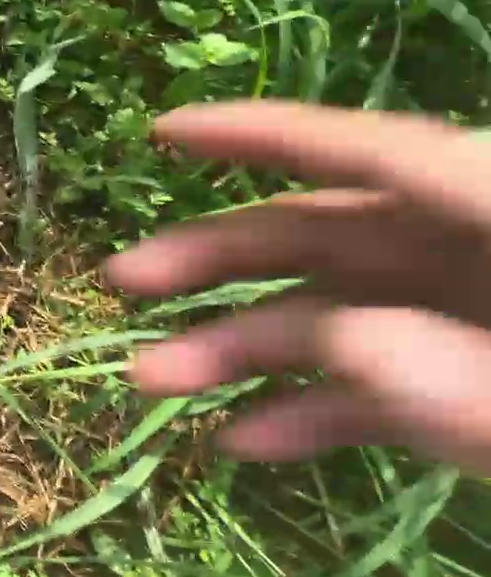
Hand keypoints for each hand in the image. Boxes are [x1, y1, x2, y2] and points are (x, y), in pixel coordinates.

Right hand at [106, 101, 490, 471]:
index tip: (160, 132)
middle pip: (323, 239)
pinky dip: (308, 416)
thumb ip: (484, 387)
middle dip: (214, 263)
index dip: (259, 135)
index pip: (371, 155)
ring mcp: (477, 328)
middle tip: (122, 284)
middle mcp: (480, 261)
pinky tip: (245, 443)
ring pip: (330, 321)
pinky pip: (376, 392)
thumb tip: (340, 342)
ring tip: (153, 385)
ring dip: (237, 353)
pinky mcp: (479, 393)